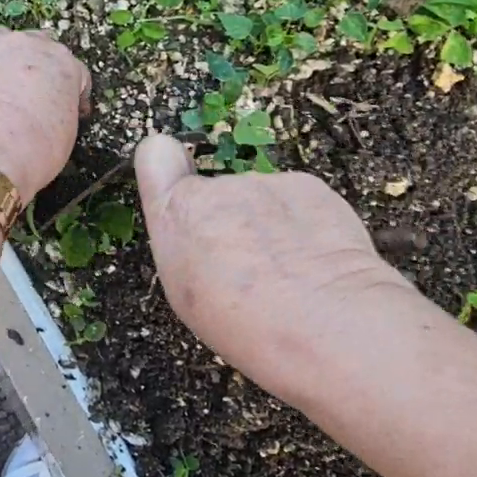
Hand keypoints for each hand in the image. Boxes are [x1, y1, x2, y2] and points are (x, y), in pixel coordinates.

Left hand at [0, 28, 89, 195]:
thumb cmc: (28, 152)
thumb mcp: (63, 139)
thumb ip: (62, 114)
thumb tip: (49, 116)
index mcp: (63, 65)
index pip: (77, 74)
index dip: (74, 95)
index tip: (70, 109)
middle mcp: (28, 46)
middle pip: (39, 49)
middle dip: (40, 69)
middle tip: (34, 95)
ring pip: (2, 43)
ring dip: (5, 60)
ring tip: (1, 86)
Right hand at [133, 135, 421, 396]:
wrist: (320, 322)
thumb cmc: (243, 321)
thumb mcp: (185, 290)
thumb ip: (186, 241)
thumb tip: (203, 231)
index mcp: (176, 213)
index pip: (156, 153)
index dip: (169, 168)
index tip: (183, 191)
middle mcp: (215, 187)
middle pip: (218, 191)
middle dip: (230, 218)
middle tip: (248, 264)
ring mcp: (263, 182)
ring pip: (262, 200)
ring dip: (270, 224)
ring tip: (288, 271)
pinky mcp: (308, 185)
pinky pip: (300, 201)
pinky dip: (306, 223)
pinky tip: (316, 259)